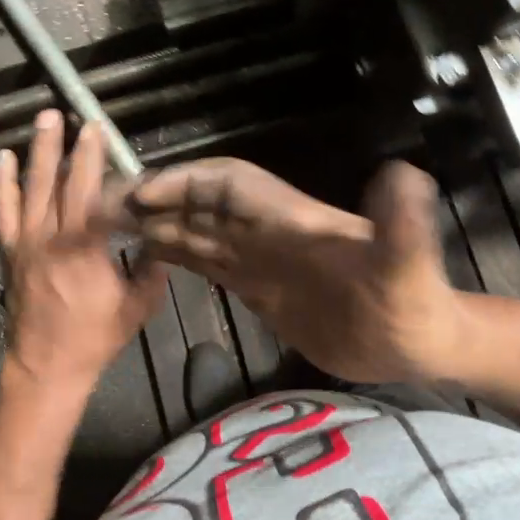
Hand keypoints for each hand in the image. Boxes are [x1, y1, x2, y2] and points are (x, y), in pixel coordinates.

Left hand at [0, 112, 168, 390]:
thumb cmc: (94, 337)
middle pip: (57, 181)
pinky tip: (2, 160)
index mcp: (84, 246)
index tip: (96, 129)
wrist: (47, 366)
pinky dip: (1, 184)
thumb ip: (152, 270)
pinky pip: (3, 212)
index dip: (93, 157)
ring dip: (36, 153)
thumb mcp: (138, 306)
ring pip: (29, 188)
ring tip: (41, 122)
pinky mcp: (10, 252)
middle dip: (62, 145)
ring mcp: (25, 242)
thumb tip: (160, 239)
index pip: (90, 190)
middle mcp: (51, 237)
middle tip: (63, 113)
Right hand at [99, 159, 461, 384]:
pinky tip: (146, 256)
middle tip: (101, 209)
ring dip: (155, 223)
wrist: (418, 345)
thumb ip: (402, 227)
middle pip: (200, 203)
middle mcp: (267, 230)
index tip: (139, 193)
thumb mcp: (408, 269)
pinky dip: (173, 253)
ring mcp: (261, 258)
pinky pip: (206, 262)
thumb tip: (406, 174)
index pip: (227, 185)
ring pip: (196, 229)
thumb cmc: (413, 307)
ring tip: (109, 228)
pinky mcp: (259, 288)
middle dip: (154, 199)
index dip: (185, 181)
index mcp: (291, 218)